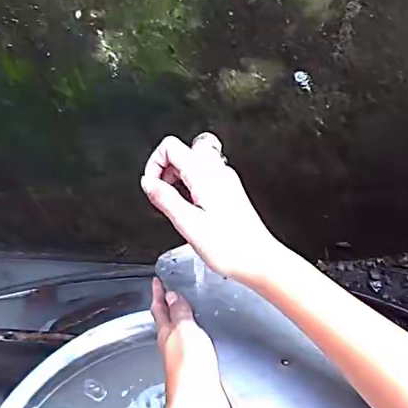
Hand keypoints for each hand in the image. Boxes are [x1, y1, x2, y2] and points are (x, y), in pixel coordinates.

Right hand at [141, 133, 288, 286]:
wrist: (260, 260)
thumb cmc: (231, 247)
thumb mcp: (188, 224)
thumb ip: (165, 198)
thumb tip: (148, 183)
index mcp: (204, 175)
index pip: (170, 147)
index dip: (154, 164)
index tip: (151, 186)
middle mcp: (217, 171)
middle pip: (183, 149)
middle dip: (166, 168)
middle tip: (163, 192)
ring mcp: (225, 180)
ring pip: (194, 161)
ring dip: (178, 176)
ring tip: (177, 202)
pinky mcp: (229, 191)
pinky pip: (204, 175)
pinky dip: (191, 185)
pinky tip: (192, 208)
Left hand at [151, 278, 230, 407]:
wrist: (200, 403)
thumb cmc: (189, 368)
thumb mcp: (185, 330)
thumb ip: (180, 313)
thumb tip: (172, 296)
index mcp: (166, 333)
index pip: (159, 308)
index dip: (158, 293)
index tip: (157, 281)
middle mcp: (172, 346)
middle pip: (167, 321)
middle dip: (168, 307)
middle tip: (170, 293)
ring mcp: (184, 359)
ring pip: (180, 334)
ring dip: (182, 321)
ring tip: (187, 310)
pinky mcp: (198, 370)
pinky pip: (195, 347)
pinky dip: (196, 337)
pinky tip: (204, 338)